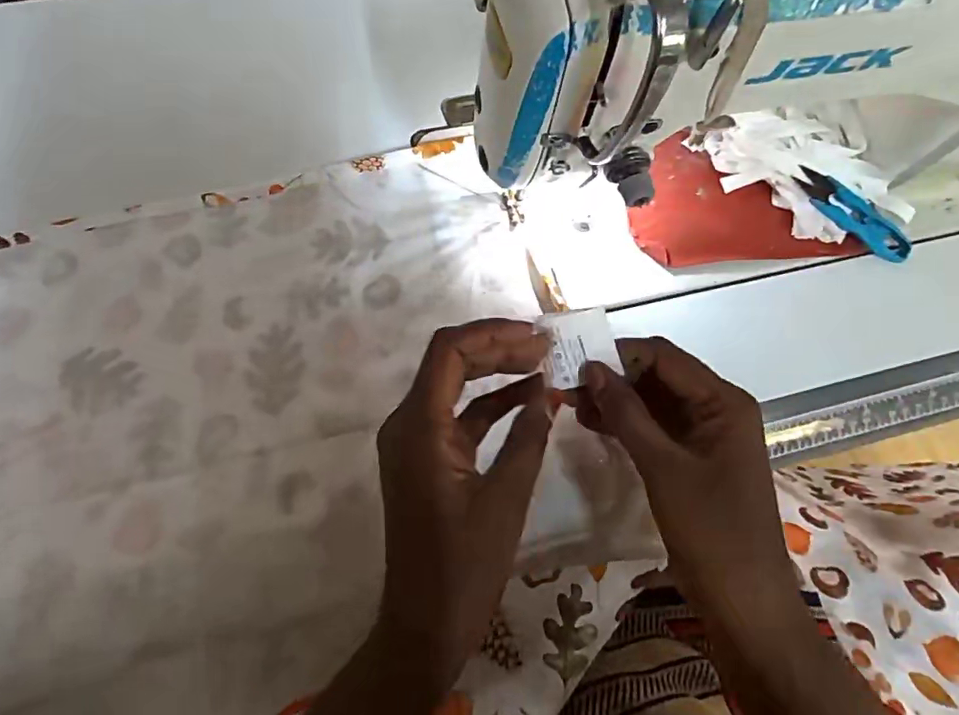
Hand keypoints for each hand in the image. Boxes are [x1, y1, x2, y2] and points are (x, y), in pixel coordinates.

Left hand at [315, 319, 553, 712]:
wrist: (425, 625)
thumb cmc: (464, 565)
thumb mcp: (506, 498)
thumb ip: (528, 436)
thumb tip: (548, 391)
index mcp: (420, 426)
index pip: (449, 351)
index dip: (492, 333)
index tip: (536, 336)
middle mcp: (409, 423)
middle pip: (451, 360)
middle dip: (499, 347)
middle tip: (546, 346)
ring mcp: (416, 439)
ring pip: (456, 383)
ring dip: (498, 370)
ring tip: (543, 363)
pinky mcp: (428, 456)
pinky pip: (461, 413)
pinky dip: (493, 401)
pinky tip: (530, 398)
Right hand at [576, 339, 794, 623]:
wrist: (747, 608)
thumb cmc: (711, 532)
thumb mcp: (663, 468)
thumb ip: (627, 414)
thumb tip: (591, 369)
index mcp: (724, 401)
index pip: (666, 357)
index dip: (621, 354)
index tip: (577, 362)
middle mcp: (720, 409)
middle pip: (662, 377)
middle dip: (617, 379)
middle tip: (568, 387)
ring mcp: (710, 435)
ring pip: (658, 403)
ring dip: (620, 402)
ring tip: (573, 406)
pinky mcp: (699, 460)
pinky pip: (662, 429)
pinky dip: (631, 426)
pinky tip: (596, 425)